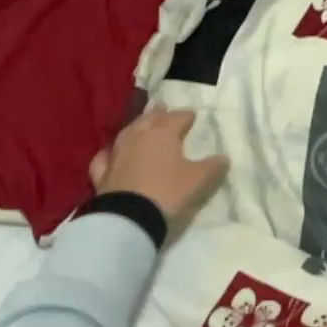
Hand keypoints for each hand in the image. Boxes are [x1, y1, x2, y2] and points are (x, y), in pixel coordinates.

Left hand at [89, 108, 229, 231]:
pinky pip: (105, 156)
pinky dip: (110, 152)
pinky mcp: (101, 172)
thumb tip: (224, 158)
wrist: (129, 218)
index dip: (186, 116)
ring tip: (141, 124)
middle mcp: (138, 136)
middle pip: (149, 119)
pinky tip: (111, 153)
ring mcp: (117, 153)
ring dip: (136, 126)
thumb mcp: (198, 180)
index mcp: (163, 133)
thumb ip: (212, 167)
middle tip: (162, 108)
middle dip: (158, 113)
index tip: (193, 115)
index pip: (177, 117)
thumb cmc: (168, 192)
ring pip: (127, 132)